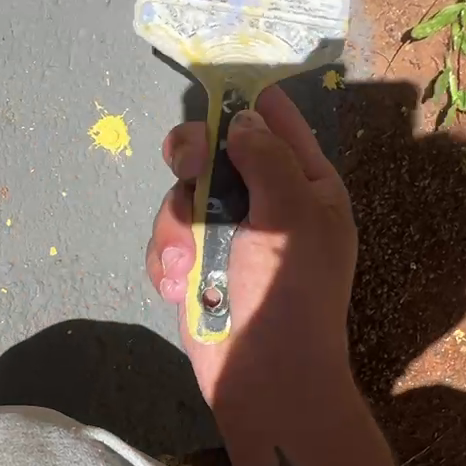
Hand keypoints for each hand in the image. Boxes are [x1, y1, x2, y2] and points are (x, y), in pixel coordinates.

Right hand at [144, 86, 356, 413]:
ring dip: (174, 230)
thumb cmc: (289, 291)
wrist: (261, 370)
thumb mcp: (291, 215)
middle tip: (185, 165)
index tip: (215, 96)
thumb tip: (240, 120)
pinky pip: (164, 243)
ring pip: (179, 199)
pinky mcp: (192, 267)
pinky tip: (174, 286)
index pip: (275, 126)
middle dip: (193, 161)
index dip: (246, 106)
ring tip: (183, 266)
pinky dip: (164, 263)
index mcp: (302, 184)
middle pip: (213, 154)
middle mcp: (261, 203)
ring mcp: (223, 236)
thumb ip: (267, 159)